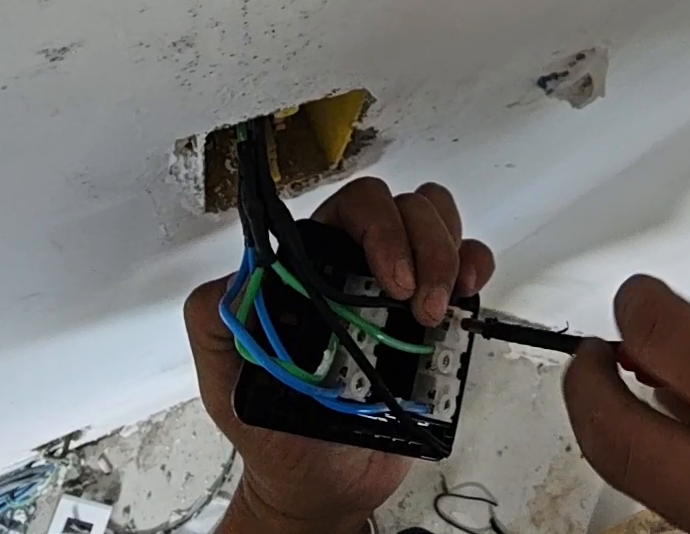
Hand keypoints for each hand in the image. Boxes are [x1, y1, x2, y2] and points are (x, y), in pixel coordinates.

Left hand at [185, 178, 494, 533]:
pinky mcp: (437, 310)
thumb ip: (215, 315)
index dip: (379, 227)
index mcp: (317, 262)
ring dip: (447, 254)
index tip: (390, 280)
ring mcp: (404, 281)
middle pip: (404, 205)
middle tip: (416, 304)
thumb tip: (242, 273)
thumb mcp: (225, 372)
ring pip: (436, 219)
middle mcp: (362, 261)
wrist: (320, 484)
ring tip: (436, 311)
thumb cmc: (273, 424)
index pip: (354, 207)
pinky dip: (474, 263)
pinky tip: (464, 294)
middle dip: (423, 243)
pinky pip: (467, 260)